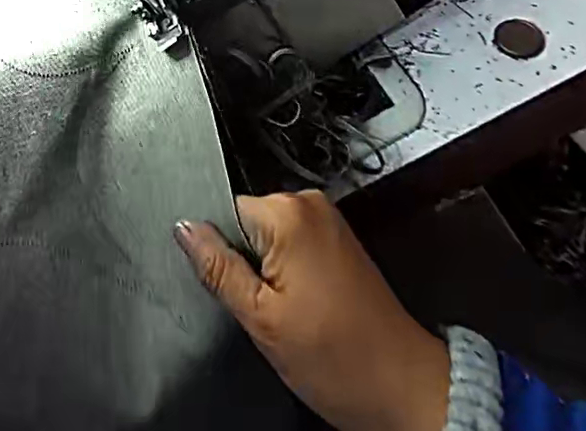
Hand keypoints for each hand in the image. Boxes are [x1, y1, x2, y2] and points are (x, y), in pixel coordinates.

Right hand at [176, 190, 448, 430]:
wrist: (399, 381)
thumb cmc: (340, 356)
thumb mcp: (261, 318)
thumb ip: (218, 268)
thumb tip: (186, 230)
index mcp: (289, 212)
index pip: (225, 210)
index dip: (216, 249)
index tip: (223, 282)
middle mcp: (310, 203)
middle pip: (246, 221)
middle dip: (240, 261)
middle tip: (257, 307)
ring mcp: (326, 219)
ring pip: (266, 235)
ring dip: (263, 270)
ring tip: (282, 310)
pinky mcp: (335, 238)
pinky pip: (290, 242)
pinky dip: (284, 272)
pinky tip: (297, 305)